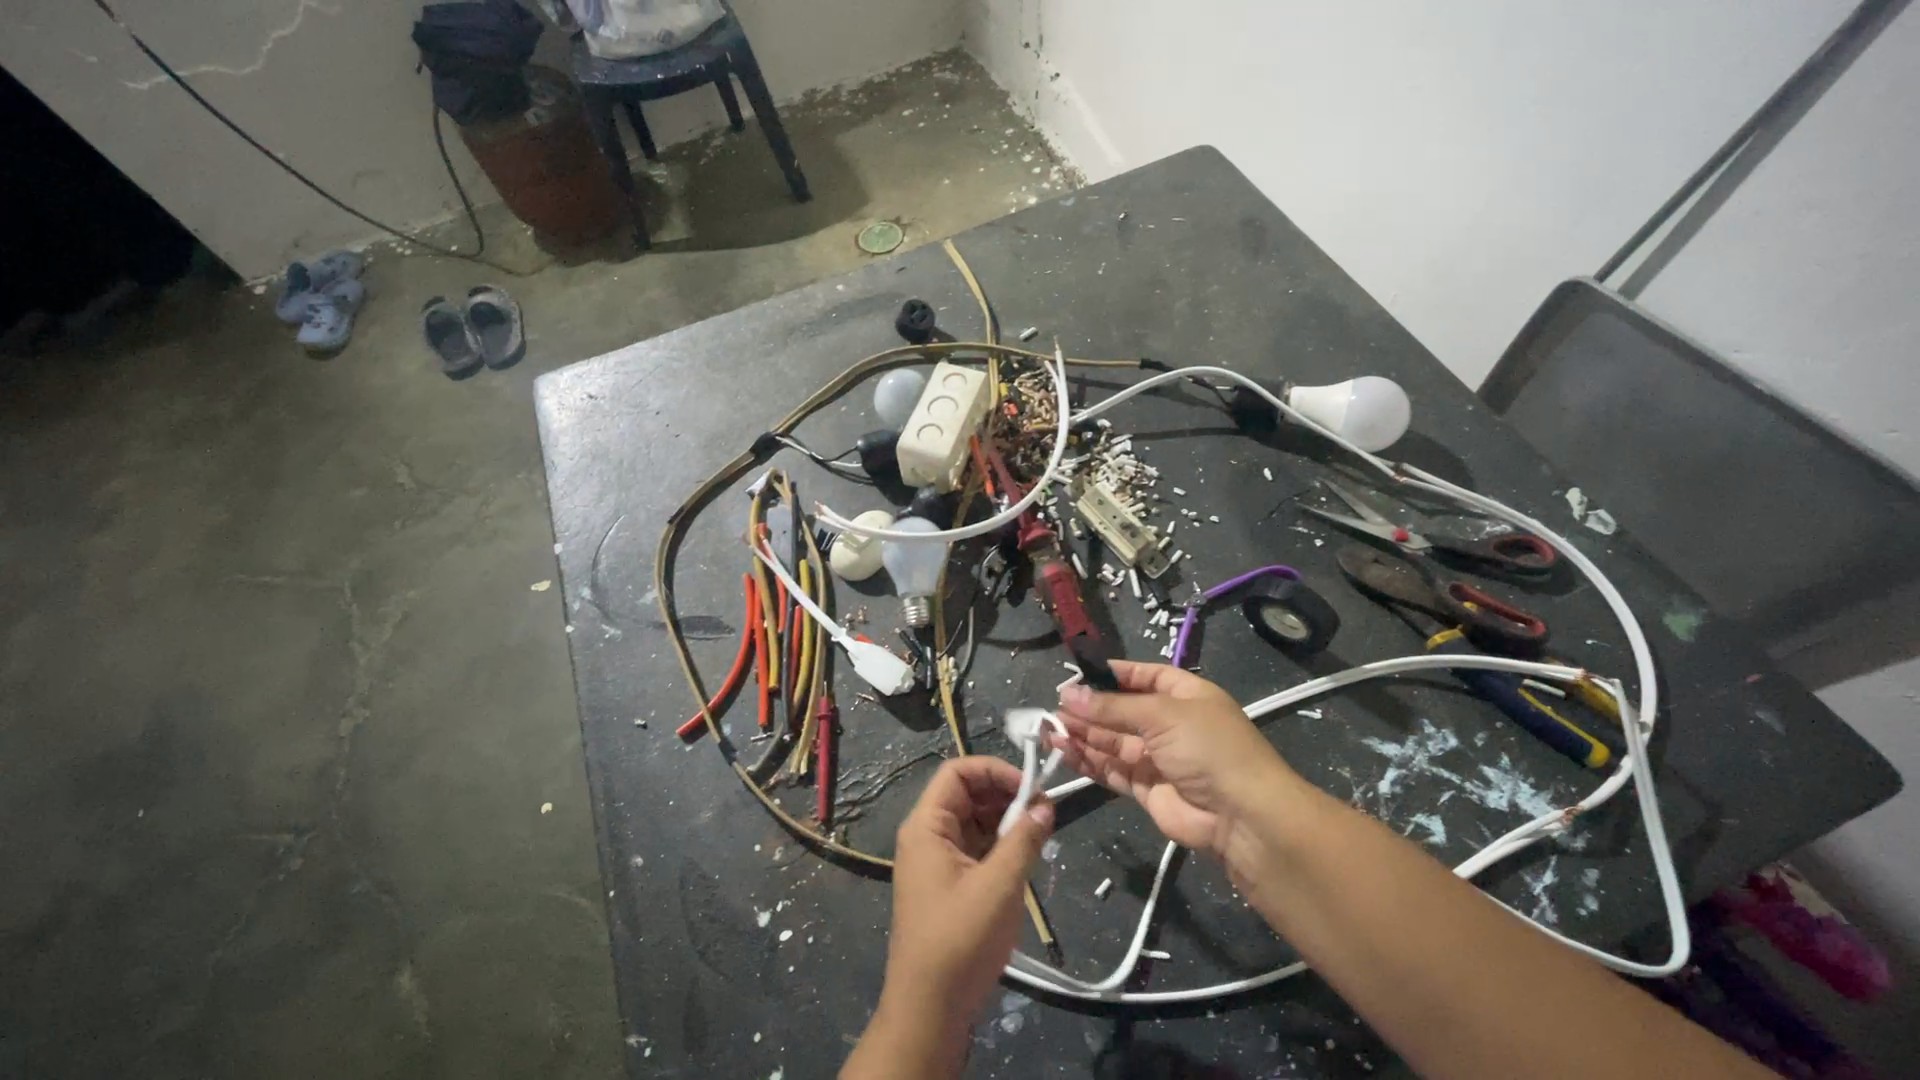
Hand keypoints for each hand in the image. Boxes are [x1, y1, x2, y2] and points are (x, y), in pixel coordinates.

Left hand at [846, 756, 1052, 1077]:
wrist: (930, 1006)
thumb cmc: (960, 939)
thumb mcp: (999, 885)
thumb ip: (1024, 839)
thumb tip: (1045, 805)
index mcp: (926, 826)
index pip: (957, 772)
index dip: (994, 770)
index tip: (1031, 787)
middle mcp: (927, 835)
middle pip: (966, 793)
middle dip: (1005, 794)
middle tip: (1044, 810)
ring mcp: (936, 860)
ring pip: (973, 820)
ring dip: (1006, 820)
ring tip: (1041, 832)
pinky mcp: (949, 883)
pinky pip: (975, 847)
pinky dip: (1000, 844)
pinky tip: (1026, 854)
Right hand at [1053, 660, 1299, 856]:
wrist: (1241, 815)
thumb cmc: (1208, 747)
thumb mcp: (1161, 714)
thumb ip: (1112, 707)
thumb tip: (1068, 695)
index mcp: (1185, 695)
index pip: (1144, 677)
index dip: (1112, 675)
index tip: (1076, 677)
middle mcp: (1171, 724)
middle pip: (1122, 711)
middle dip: (1089, 709)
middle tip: (1053, 709)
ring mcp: (1159, 758)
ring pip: (1113, 742)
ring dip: (1083, 735)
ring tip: (1050, 731)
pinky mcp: (1147, 789)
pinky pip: (1113, 770)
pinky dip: (1089, 762)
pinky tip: (1064, 753)